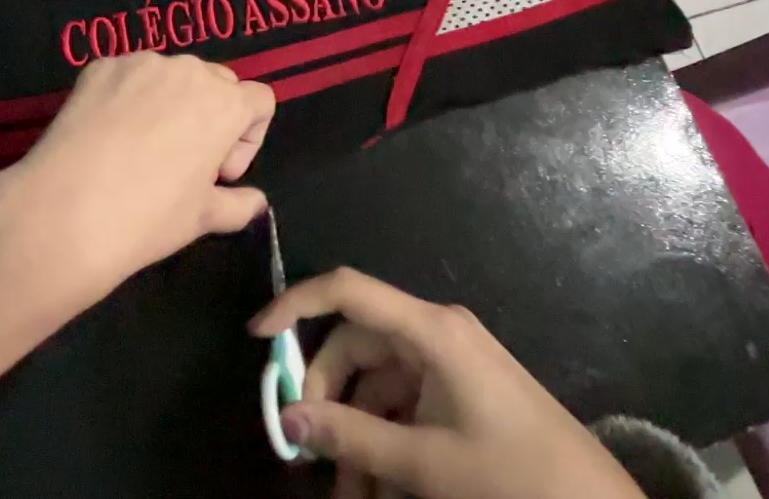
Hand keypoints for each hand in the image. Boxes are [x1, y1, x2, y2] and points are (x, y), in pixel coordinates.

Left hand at [0, 51, 275, 291]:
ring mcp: (141, 64)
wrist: (65, 212)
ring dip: (171, 104)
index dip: (247, 139)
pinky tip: (109, 136)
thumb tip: (256, 203)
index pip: (259, 101)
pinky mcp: (100, 67)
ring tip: (142, 148)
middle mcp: (189, 71)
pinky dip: (130, 98)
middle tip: (185, 161)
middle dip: (212, 116)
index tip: (219, 174)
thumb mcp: (202, 219)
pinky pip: (130, 76)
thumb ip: (238, 205)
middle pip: (218, 83)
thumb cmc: (147, 217)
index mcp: (225, 103)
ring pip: (172, 76)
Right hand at [250, 269, 644, 498]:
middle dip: (326, 396)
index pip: (347, 290)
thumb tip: (288, 420)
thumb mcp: (424, 462)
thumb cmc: (511, 473)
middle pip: (356, 344)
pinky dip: (382, 437)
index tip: (257, 336)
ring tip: (346, 491)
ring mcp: (448, 359)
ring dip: (354, 430)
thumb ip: (351, 436)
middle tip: (306, 451)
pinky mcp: (458, 386)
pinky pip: (403, 401)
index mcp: (430, 330)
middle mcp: (435, 332)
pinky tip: (373, 486)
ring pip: (376, 381)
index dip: (297, 303)